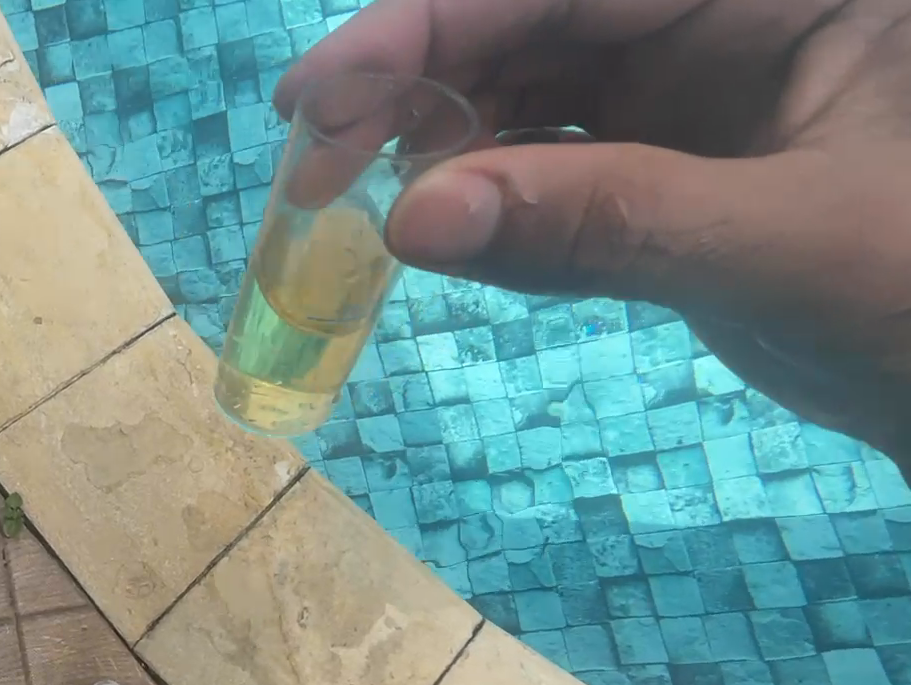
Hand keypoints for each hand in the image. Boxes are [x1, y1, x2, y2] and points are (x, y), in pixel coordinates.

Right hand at [278, 0, 910, 466]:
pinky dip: (480, 196)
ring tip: (351, 200)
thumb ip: (600, 224)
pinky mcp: (671, 162)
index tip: (306, 101)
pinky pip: (547, 162)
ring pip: (527, 92)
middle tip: (312, 173)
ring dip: (431, 143)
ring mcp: (703, 91)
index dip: (420, 26)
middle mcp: (739, 17)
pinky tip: (435, 226)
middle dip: (407, 89)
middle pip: (530, 24)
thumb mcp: (790, 249)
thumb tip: (408, 220)